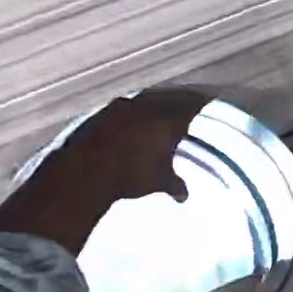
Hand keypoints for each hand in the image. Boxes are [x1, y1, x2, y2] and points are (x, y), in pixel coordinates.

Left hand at [0, 89, 208, 253]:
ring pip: (145, 99)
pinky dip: (132, 111)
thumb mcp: (159, 182)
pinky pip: (123, 107)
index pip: (191, 104)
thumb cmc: (130, 175)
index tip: (208, 100)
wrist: (84, 174)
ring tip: (160, 108)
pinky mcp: (99, 115)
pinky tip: (132, 119)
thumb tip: (183, 195)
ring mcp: (120, 108)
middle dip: (179, 99)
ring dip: (154, 102)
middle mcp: (145, 108)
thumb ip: (174, 184)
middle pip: (169, 97)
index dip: (201, 102)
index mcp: (167, 120)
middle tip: (188, 100)